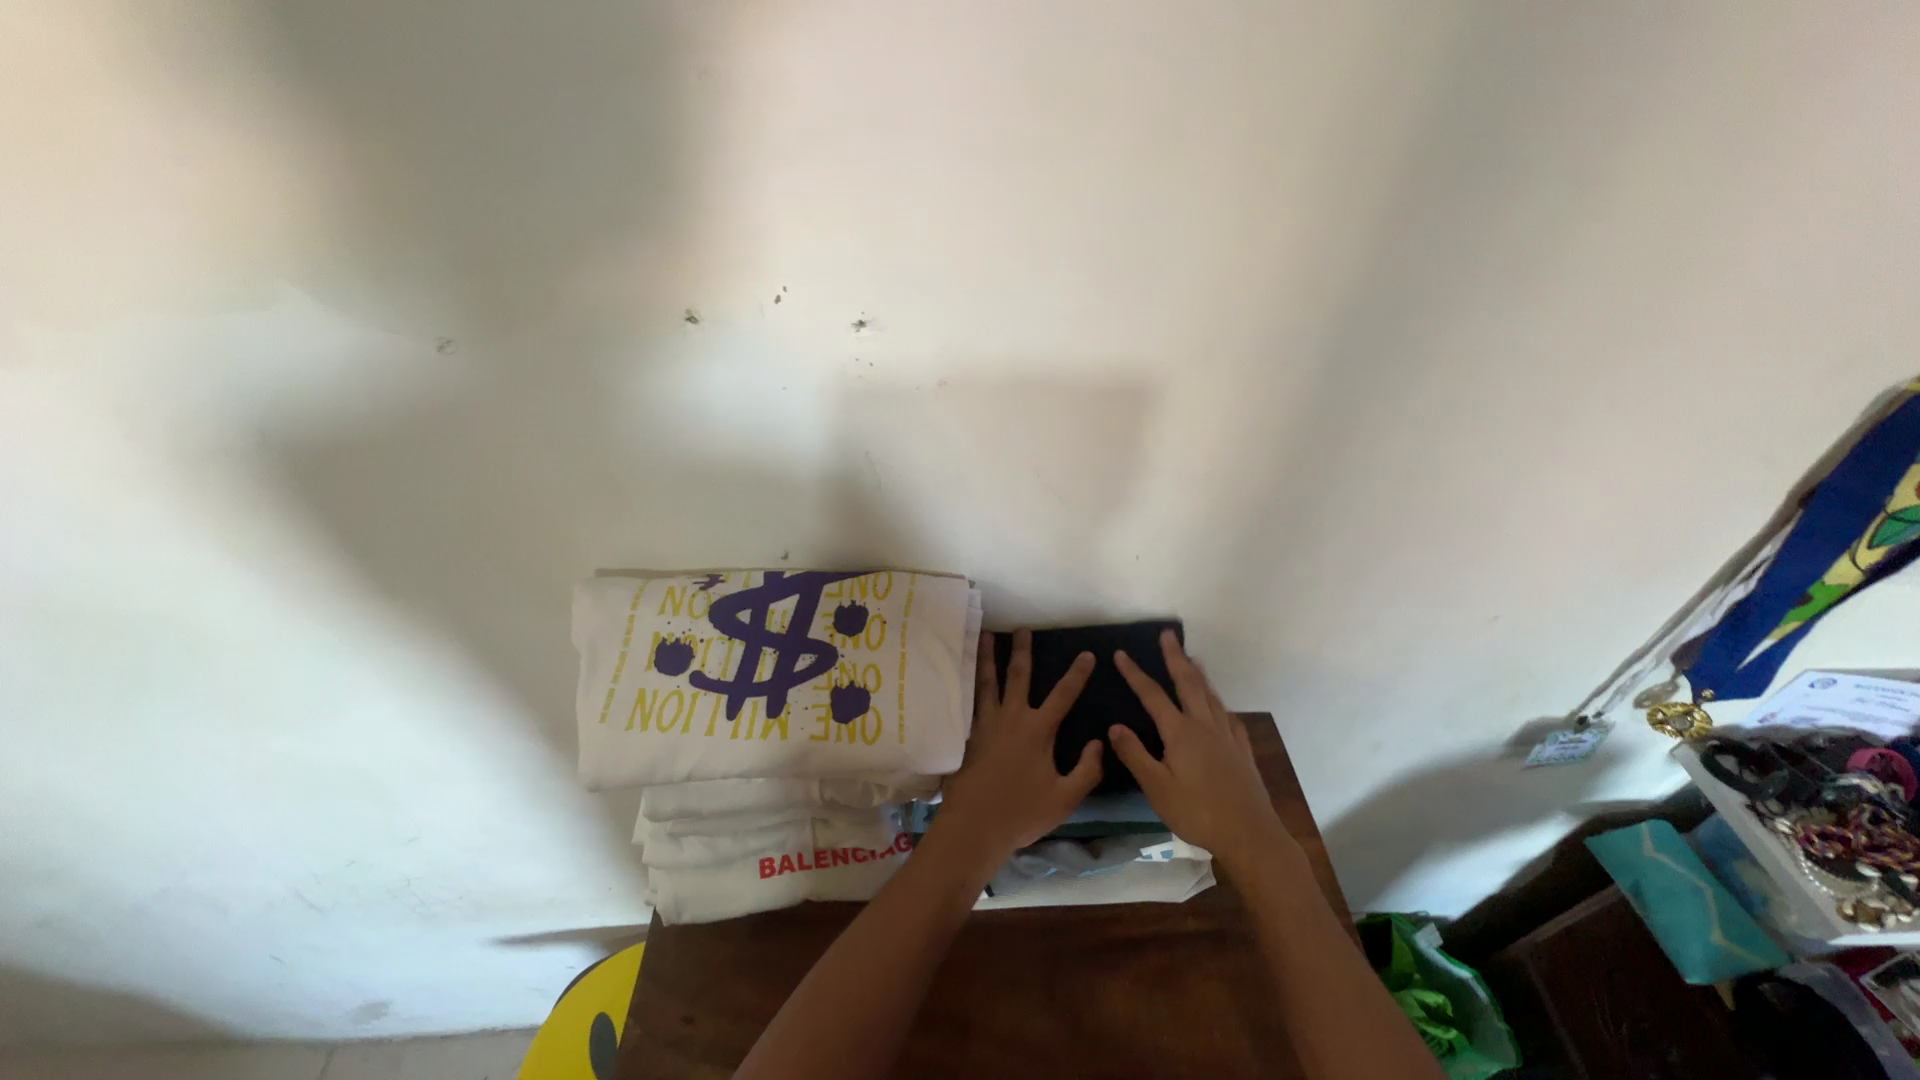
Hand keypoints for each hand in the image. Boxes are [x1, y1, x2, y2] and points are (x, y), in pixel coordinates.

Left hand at [932, 630, 1102, 870]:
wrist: (974, 826)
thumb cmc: (1022, 814)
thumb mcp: (1066, 798)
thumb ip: (1087, 769)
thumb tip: (1099, 742)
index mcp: (1038, 730)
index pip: (1063, 694)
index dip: (1077, 674)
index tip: (1086, 654)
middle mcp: (1010, 718)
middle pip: (1018, 676)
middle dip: (1023, 651)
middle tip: (1023, 629)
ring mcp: (984, 725)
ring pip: (986, 682)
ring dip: (987, 658)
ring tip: (985, 637)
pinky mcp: (966, 736)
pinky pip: (968, 702)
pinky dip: (967, 685)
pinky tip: (962, 678)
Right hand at [1108, 630, 1292, 870]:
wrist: (1249, 833)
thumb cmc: (1197, 812)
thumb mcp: (1157, 788)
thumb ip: (1135, 755)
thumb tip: (1115, 726)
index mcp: (1180, 733)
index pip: (1153, 696)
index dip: (1136, 674)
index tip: (1122, 654)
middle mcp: (1205, 726)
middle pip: (1188, 683)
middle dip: (1175, 657)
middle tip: (1168, 635)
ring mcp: (1227, 736)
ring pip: (1210, 695)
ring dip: (1199, 674)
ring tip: (1192, 658)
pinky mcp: (1242, 750)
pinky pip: (1228, 716)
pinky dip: (1219, 702)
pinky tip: (1220, 705)